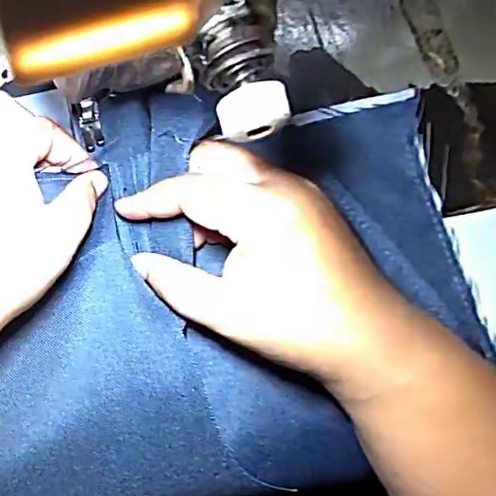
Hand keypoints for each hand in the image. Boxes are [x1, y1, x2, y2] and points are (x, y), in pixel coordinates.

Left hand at [0, 91, 107, 349]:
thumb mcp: (62, 234)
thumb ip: (83, 198)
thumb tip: (91, 184)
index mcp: (0, 148)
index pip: (46, 130)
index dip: (73, 153)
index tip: (84, 174)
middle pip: (3, 113)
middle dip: (33, 133)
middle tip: (54, 166)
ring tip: (16, 167)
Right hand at [116, 139, 442, 403]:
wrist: (369, 338)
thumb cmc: (298, 328)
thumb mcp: (223, 313)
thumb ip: (174, 282)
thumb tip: (142, 261)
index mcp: (260, 209)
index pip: (191, 188)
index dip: (152, 199)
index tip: (126, 210)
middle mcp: (283, 186)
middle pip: (215, 156)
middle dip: (183, 181)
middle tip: (165, 219)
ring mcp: (302, 190)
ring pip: (237, 166)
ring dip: (209, 190)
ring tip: (200, 239)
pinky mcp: (312, 201)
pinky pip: (259, 181)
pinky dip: (234, 197)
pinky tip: (232, 238)